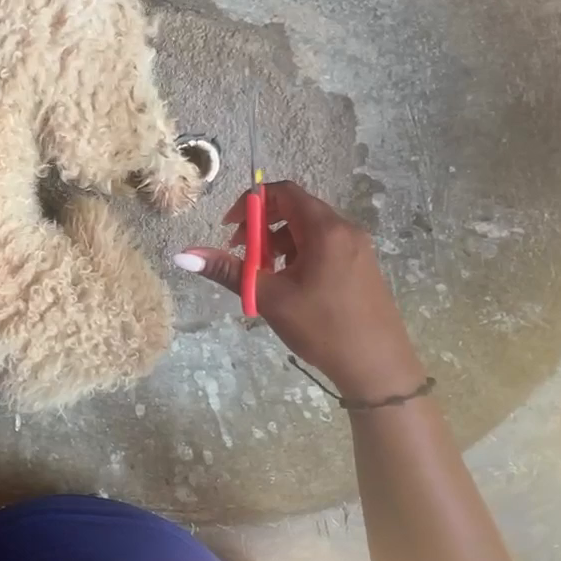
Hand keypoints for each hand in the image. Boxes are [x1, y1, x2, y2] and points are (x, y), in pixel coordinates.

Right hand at [175, 181, 425, 402]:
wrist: (377, 367)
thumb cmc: (322, 328)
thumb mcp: (268, 297)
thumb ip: (227, 270)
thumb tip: (183, 255)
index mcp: (326, 230)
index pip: (284, 192)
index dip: (251, 203)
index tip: (230, 229)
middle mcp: (345, 230)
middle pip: (296, 208)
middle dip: (261, 226)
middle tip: (242, 253)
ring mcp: (357, 248)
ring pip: (308, 229)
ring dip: (278, 242)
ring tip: (263, 274)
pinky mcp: (361, 266)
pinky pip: (323, 245)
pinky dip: (298, 254)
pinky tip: (289, 285)